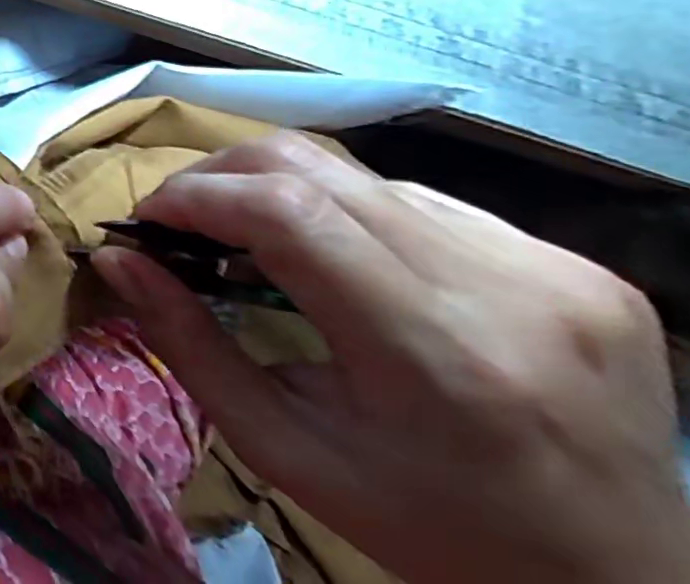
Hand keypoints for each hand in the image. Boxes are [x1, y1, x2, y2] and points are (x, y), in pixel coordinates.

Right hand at [92, 133, 689, 583]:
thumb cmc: (423, 524)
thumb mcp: (279, 446)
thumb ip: (187, 341)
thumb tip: (116, 259)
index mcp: (433, 352)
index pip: (285, 211)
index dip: (195, 195)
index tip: (147, 220)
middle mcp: (503, 287)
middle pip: (312, 165)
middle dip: (216, 177)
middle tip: (179, 220)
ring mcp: (551, 266)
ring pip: (357, 174)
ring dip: (275, 191)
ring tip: (248, 240)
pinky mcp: (573, 261)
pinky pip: (414, 199)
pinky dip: (343, 212)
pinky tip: (336, 259)